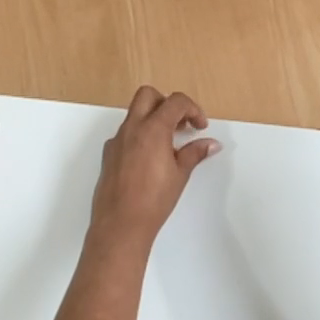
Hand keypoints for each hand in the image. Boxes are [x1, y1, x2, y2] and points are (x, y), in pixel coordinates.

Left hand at [87, 86, 219, 255]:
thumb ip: (195, 153)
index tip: (200, 126)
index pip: (175, 102)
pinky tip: (150, 159)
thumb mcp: (180, 174)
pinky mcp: (108, 154)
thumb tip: (210, 144)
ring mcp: (116, 140)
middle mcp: (131, 128)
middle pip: (148, 96)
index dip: (193, 109)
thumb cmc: (154, 200)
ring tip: (169, 144)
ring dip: (153, 119)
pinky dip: (140, 136)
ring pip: (134, 114)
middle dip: (167, 104)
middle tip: (181, 125)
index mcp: (152, 129)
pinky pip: (125, 134)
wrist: (120, 223)